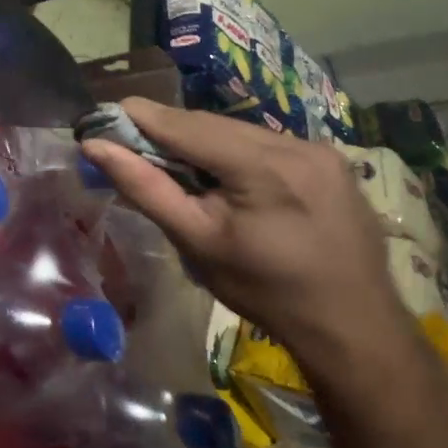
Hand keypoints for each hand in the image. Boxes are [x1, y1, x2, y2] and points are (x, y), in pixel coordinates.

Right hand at [81, 98, 406, 355]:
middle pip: (207, 122)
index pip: (181, 123)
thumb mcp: (194, 240)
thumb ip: (143, 186)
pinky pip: (261, 142)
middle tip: (127, 152)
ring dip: (196, 142)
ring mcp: (320, 150)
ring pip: (233, 129)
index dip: (134, 118)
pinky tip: (220, 180)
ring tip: (174, 170)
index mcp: (264, 165)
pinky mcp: (330, 162)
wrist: (354, 329)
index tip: (96, 125)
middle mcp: (296, 144)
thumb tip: (93, 145)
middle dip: (164, 132)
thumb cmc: (265, 289)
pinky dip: (229, 151)